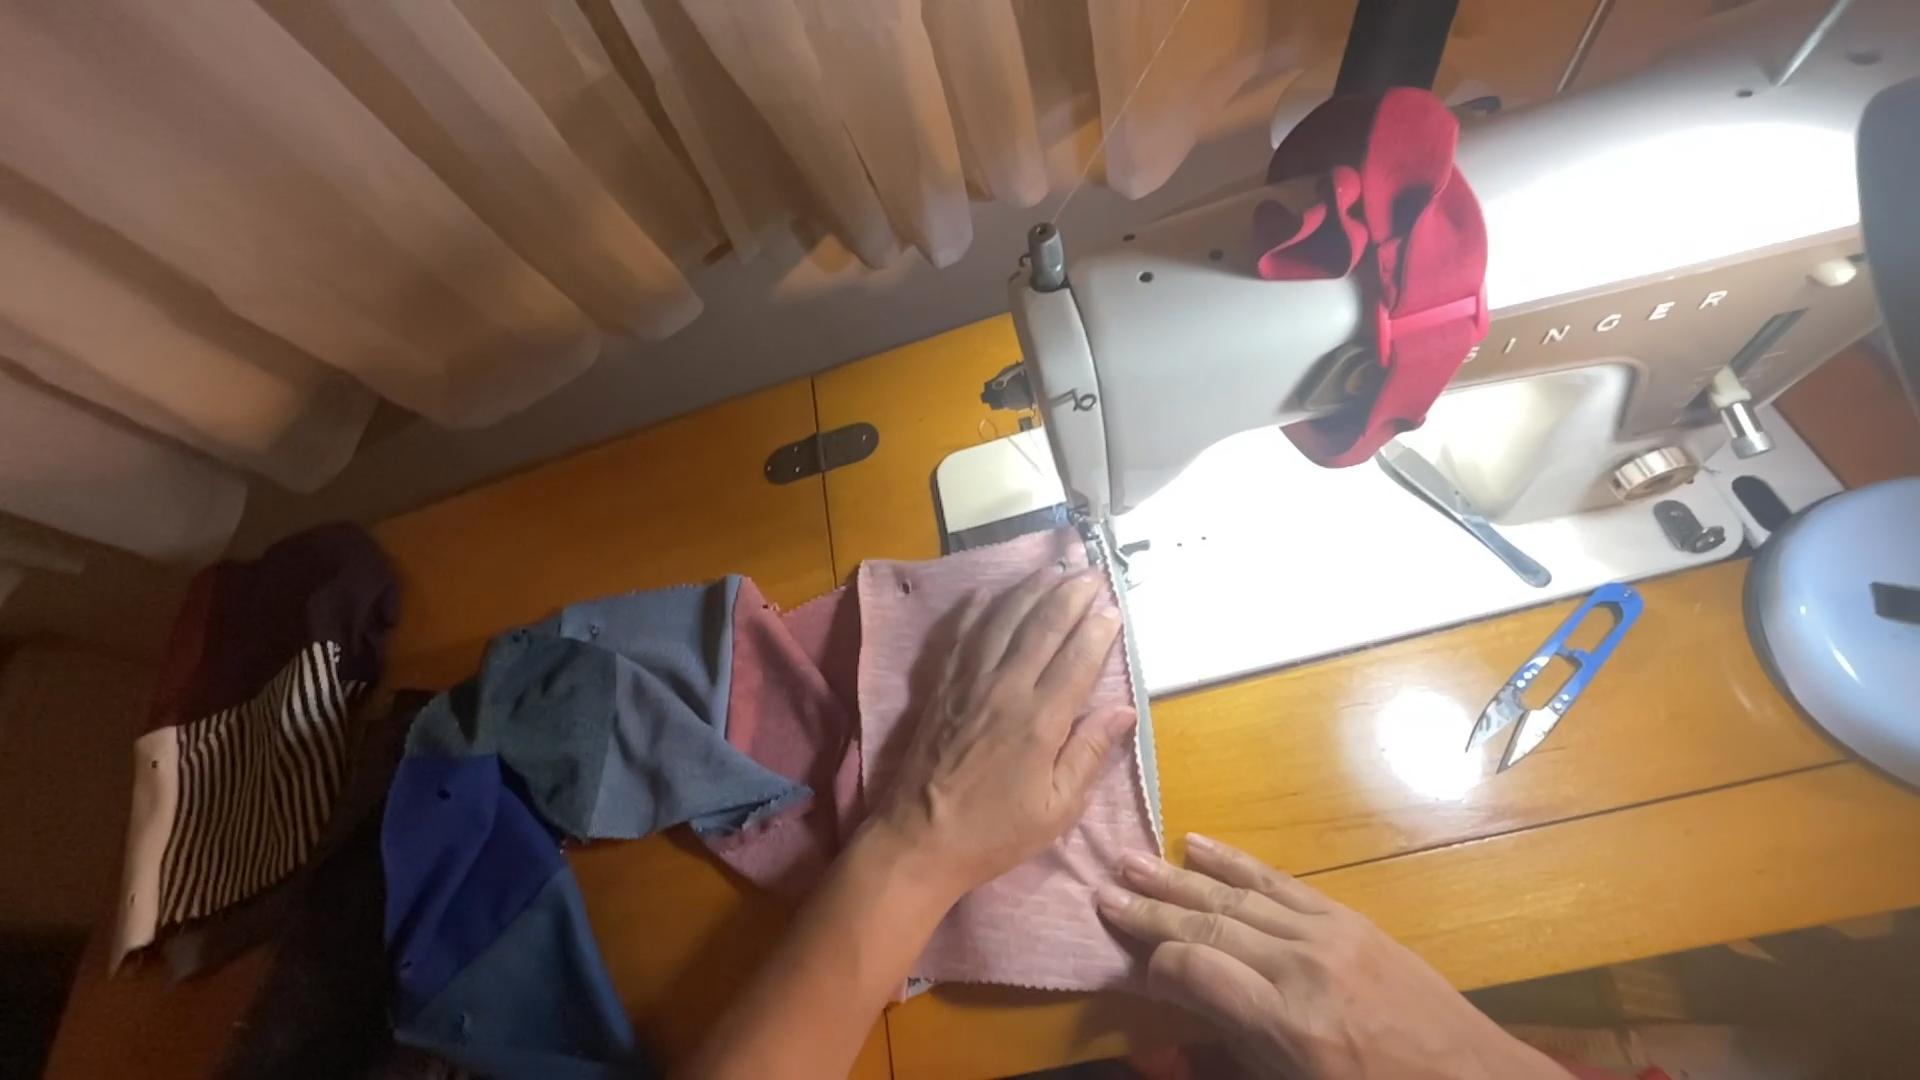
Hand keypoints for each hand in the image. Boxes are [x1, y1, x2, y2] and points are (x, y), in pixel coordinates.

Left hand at [867, 568, 1134, 903]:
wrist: (920, 838)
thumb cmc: (996, 831)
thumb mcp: (1057, 809)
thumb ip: (1089, 753)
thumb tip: (1123, 710)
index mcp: (1040, 721)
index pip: (1077, 660)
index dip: (1098, 630)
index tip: (1113, 609)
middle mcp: (1005, 689)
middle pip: (1042, 627)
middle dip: (1069, 595)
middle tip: (1089, 573)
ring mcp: (968, 682)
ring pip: (1002, 621)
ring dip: (1029, 590)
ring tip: (1051, 569)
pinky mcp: (941, 685)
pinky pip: (960, 635)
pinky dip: (975, 610)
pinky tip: (988, 591)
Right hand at [1098, 835, 1567, 1079]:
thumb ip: (1234, 1048)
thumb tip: (1177, 1014)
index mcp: (1292, 1026)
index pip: (1198, 972)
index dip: (1155, 964)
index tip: (1129, 960)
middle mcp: (1302, 969)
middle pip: (1208, 926)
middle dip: (1150, 909)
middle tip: (1103, 889)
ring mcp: (1326, 935)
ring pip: (1234, 896)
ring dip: (1177, 877)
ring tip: (1131, 859)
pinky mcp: (1346, 918)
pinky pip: (1277, 880)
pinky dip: (1231, 861)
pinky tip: (1196, 844)